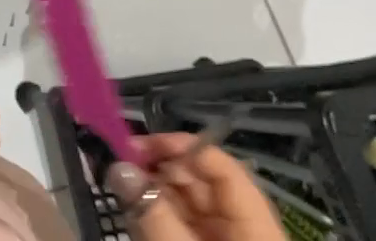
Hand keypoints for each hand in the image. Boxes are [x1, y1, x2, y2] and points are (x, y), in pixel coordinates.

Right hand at [105, 134, 285, 240]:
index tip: (137, 144)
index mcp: (257, 228)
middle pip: (202, 184)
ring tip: (121, 190)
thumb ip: (152, 213)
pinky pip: (182, 229)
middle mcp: (245, 231)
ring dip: (153, 193)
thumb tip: (118, 165)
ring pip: (188, 206)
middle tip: (118, 165)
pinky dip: (157, 217)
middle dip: (159, 170)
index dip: (182, 147)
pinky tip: (134, 215)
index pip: (223, 167)